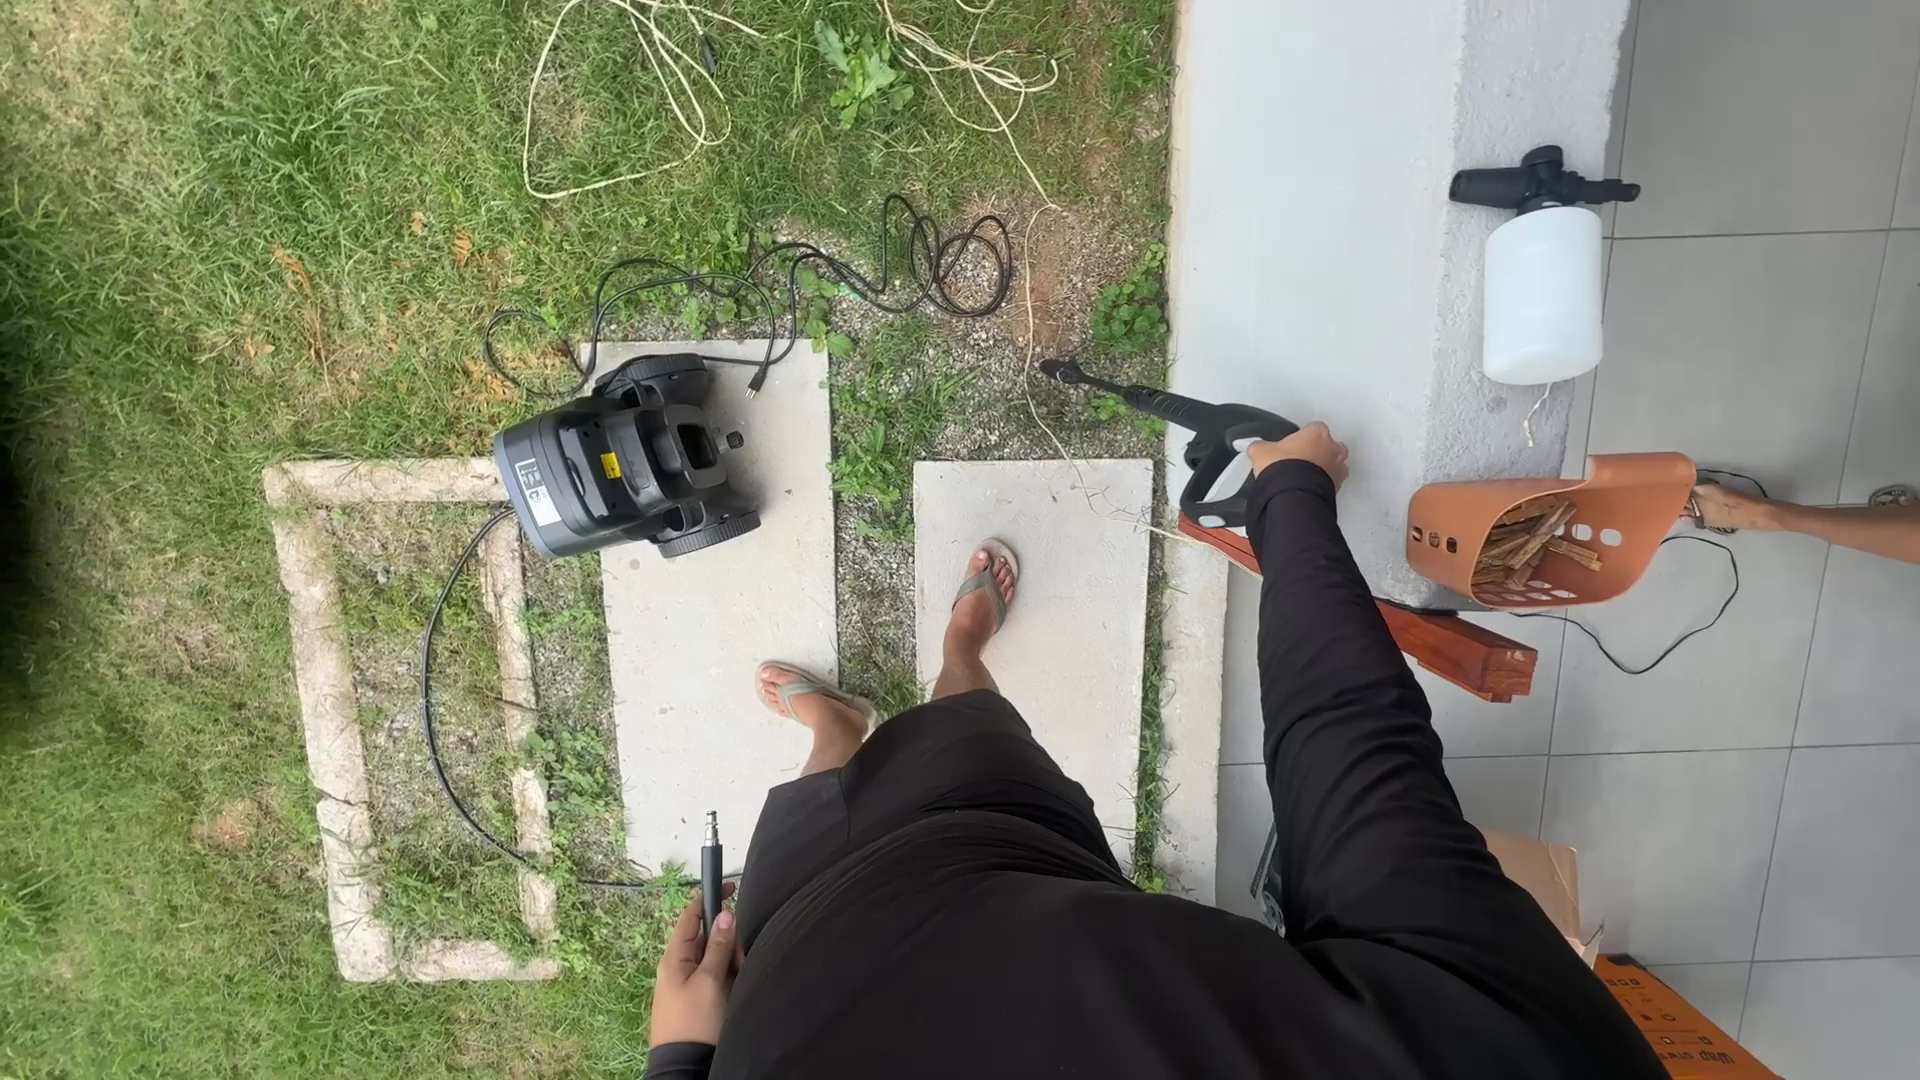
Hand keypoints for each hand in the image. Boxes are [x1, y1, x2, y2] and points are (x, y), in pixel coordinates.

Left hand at [649, 887, 740, 1047]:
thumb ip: (718, 945)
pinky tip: (736, 987)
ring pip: (718, 955)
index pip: (690, 917)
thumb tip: (726, 913)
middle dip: (729, 942)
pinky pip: (720, 974)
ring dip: (732, 961)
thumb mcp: (709, 980)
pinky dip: (730, 975)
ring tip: (737, 979)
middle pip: (710, 936)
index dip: (708, 898)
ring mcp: (691, 982)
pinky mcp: (702, 997)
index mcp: (675, 958)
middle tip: (737, 960)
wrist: (686, 1068)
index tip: (730, 885)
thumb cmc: (695, 1021)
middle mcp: (681, 966)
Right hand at [1247, 422, 1348, 489]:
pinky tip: (1309, 487)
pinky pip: (1334, 481)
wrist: (1294, 494)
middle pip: (1328, 444)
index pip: (1312, 428)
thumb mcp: (1262, 452)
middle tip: (1300, 460)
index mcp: (1317, 432)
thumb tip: (1255, 448)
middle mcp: (1332, 447)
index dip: (1301, 437)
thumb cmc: (1283, 467)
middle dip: (1317, 451)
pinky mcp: (1338, 485)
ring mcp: (1338, 466)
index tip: (1292, 445)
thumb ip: (1259, 446)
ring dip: (1324, 467)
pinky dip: (1324, 483)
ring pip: (1334, 462)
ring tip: (1305, 476)